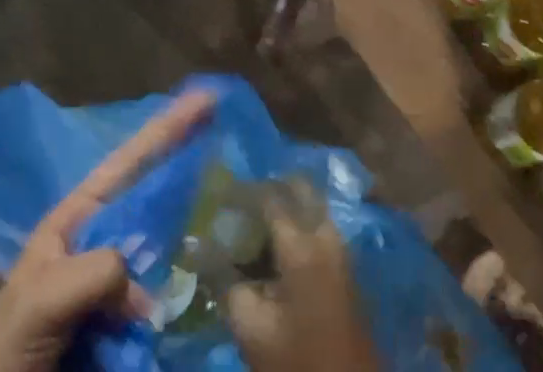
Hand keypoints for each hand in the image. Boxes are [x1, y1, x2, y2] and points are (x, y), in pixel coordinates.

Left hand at [0, 89, 217, 371]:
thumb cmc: (1, 349)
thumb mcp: (37, 300)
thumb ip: (88, 274)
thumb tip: (146, 285)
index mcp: (76, 223)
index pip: (127, 164)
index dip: (166, 128)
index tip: (207, 97)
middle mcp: (103, 245)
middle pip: (156, 194)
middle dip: (193, 162)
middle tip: (237, 135)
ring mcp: (118, 285)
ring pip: (172, 241)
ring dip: (205, 222)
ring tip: (246, 200)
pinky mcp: (132, 322)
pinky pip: (174, 294)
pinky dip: (200, 283)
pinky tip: (227, 270)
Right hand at [225, 183, 379, 371]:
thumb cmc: (295, 358)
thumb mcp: (249, 324)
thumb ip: (222, 278)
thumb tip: (198, 245)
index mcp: (302, 245)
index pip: (269, 196)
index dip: (240, 191)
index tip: (215, 194)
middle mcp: (326, 237)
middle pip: (300, 190)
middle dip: (268, 188)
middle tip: (238, 204)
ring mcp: (341, 250)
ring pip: (311, 207)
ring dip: (284, 206)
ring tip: (251, 225)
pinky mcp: (344, 267)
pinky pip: (319, 227)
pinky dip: (296, 224)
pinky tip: (272, 247)